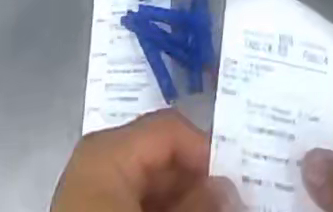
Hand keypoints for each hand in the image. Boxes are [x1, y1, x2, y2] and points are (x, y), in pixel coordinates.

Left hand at [50, 110, 235, 211]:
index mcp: (109, 150)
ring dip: (185, 204)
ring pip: (153, 186)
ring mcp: (93, 193)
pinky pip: (136, 205)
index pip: (172, 129)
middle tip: (234, 207)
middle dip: (199, 185)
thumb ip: (200, 206)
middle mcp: (99, 162)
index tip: (239, 187)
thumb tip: (229, 189)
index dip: (208, 154)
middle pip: (163, 158)